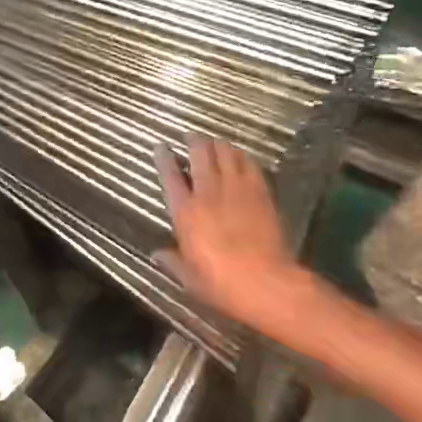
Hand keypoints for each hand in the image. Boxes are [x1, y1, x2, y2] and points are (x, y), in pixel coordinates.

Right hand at [153, 134, 316, 330]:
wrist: (265, 281)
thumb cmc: (221, 284)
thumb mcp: (190, 279)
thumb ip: (172, 262)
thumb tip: (156, 255)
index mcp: (186, 212)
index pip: (170, 176)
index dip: (164, 158)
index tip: (161, 147)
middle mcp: (208, 191)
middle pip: (200, 153)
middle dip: (194, 141)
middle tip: (192, 137)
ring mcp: (236, 187)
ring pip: (225, 151)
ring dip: (218, 144)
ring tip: (215, 143)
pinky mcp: (259, 190)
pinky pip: (248, 163)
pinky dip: (241, 156)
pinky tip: (240, 157)